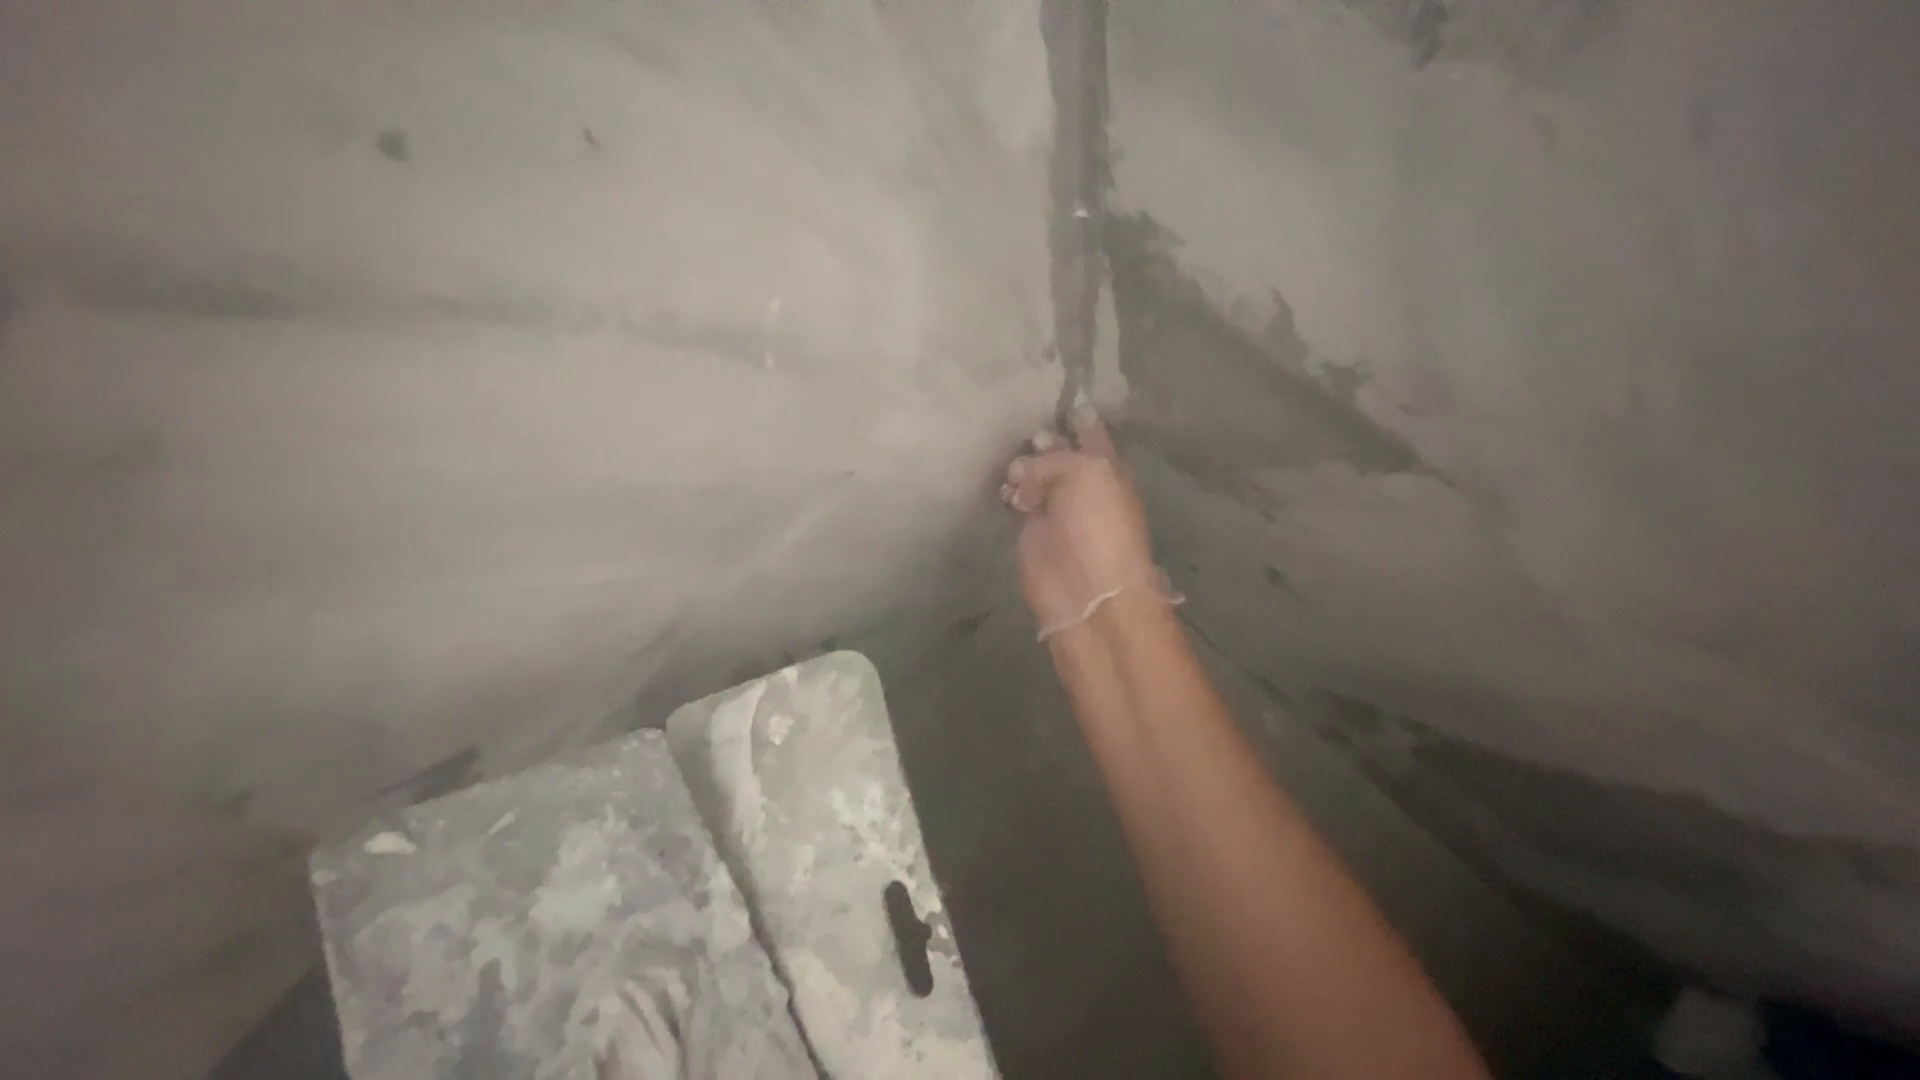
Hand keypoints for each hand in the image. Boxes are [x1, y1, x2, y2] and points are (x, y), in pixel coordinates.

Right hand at [1002, 412, 1156, 637]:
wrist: (1085, 589)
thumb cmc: (1098, 526)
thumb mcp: (1087, 473)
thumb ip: (1056, 459)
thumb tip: (1024, 468)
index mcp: (1107, 469)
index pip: (1093, 435)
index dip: (1080, 418)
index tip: (1062, 398)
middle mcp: (1083, 486)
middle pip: (1061, 454)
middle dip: (1045, 441)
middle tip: (1025, 429)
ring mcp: (1056, 509)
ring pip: (1035, 475)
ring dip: (1022, 466)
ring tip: (1013, 467)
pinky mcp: (1031, 531)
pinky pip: (1018, 501)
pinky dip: (1009, 491)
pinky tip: (1004, 489)